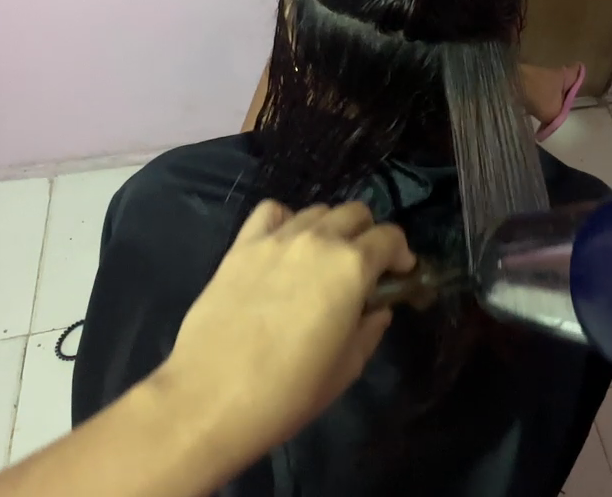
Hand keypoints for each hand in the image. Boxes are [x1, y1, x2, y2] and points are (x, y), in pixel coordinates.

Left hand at [156, 200, 415, 460]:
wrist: (210, 401)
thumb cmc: (288, 392)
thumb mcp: (347, 368)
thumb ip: (370, 330)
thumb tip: (377, 310)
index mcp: (352, 266)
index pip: (391, 237)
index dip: (401, 254)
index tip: (399, 274)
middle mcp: (319, 240)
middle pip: (357, 212)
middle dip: (368, 235)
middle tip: (362, 269)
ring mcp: (277, 239)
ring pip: (318, 211)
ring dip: (330, 229)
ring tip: (321, 259)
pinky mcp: (242, 246)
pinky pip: (272, 212)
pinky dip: (286, 221)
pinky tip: (284, 246)